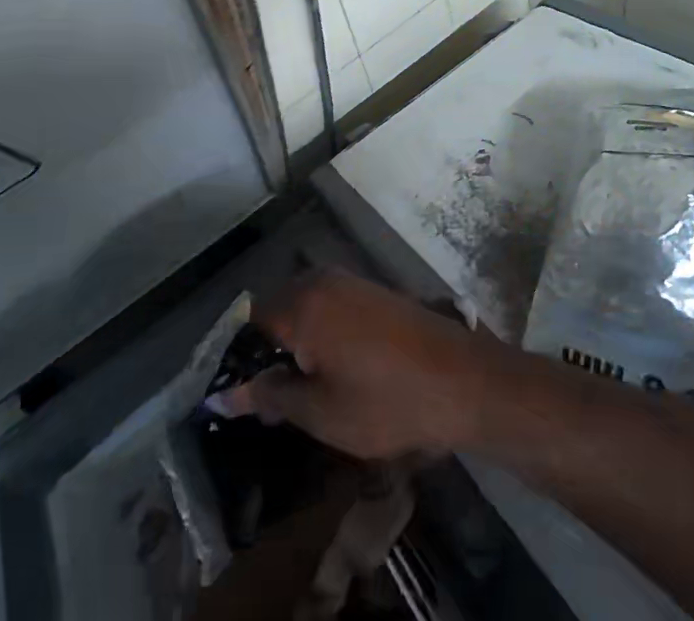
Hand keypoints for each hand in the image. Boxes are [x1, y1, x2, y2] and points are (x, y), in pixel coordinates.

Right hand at [215, 268, 495, 459]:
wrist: (468, 382)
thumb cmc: (388, 402)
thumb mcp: (321, 411)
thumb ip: (269, 396)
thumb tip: (225, 395)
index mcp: (302, 304)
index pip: (247, 325)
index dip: (238, 362)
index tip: (241, 399)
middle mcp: (322, 281)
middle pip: (275, 313)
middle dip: (267, 354)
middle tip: (270, 401)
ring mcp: (352, 282)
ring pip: (304, 310)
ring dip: (295, 345)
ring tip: (303, 390)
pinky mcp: (375, 292)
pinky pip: (330, 308)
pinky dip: (321, 335)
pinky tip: (335, 369)